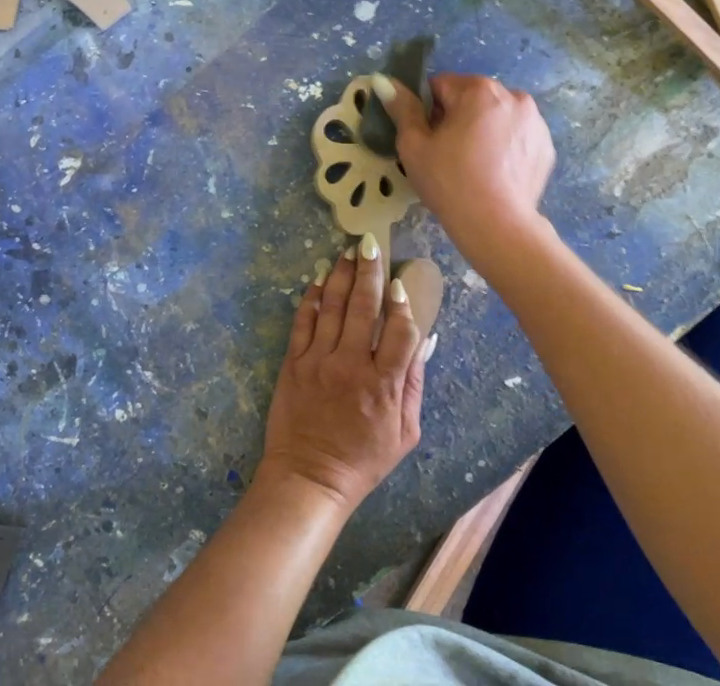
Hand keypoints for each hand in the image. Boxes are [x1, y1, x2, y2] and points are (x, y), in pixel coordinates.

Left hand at [259, 238, 429, 512]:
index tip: (400, 281)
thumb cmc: (364, 459)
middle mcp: (351, 365)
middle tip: (370, 244)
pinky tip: (318, 279)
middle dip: (368, 272)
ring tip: (347, 252)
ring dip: (340, 276)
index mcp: (384, 384)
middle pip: (363, 308)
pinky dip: (311, 298)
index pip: (398, 330)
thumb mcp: (406, 431)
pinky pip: (303, 322)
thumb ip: (413, 383)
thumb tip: (426, 341)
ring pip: (331, 307)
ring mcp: (318, 361)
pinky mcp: (293, 362)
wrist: (310, 476)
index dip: (402, 303)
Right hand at [373, 72, 554, 260]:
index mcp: (478, 90)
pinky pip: (516, 136)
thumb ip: (402, 108)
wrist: (496, 225)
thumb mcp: (413, 145)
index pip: (440, 85)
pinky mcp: (546, 146)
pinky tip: (493, 173)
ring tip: (472, 165)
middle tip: (445, 154)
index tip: (426, 138)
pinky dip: (503, 146)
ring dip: (481, 130)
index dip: (426, 110)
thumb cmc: (449, 181)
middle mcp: (513, 96)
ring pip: (495, 116)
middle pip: (471, 98)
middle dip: (456, 118)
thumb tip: (385, 83)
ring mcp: (535, 121)